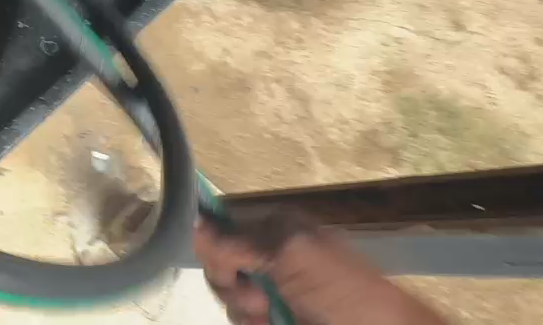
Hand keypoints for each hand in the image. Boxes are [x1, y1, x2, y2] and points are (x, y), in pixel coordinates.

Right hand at [195, 216, 449, 324]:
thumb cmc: (349, 296)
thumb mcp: (291, 253)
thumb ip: (238, 240)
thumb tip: (193, 227)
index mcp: (275, 232)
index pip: (219, 228)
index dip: (212, 247)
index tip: (225, 269)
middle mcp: (271, 260)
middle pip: (219, 265)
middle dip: (229, 286)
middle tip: (258, 302)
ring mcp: (279, 297)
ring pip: (229, 299)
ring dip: (241, 312)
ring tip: (268, 321)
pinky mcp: (283, 323)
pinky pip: (246, 322)